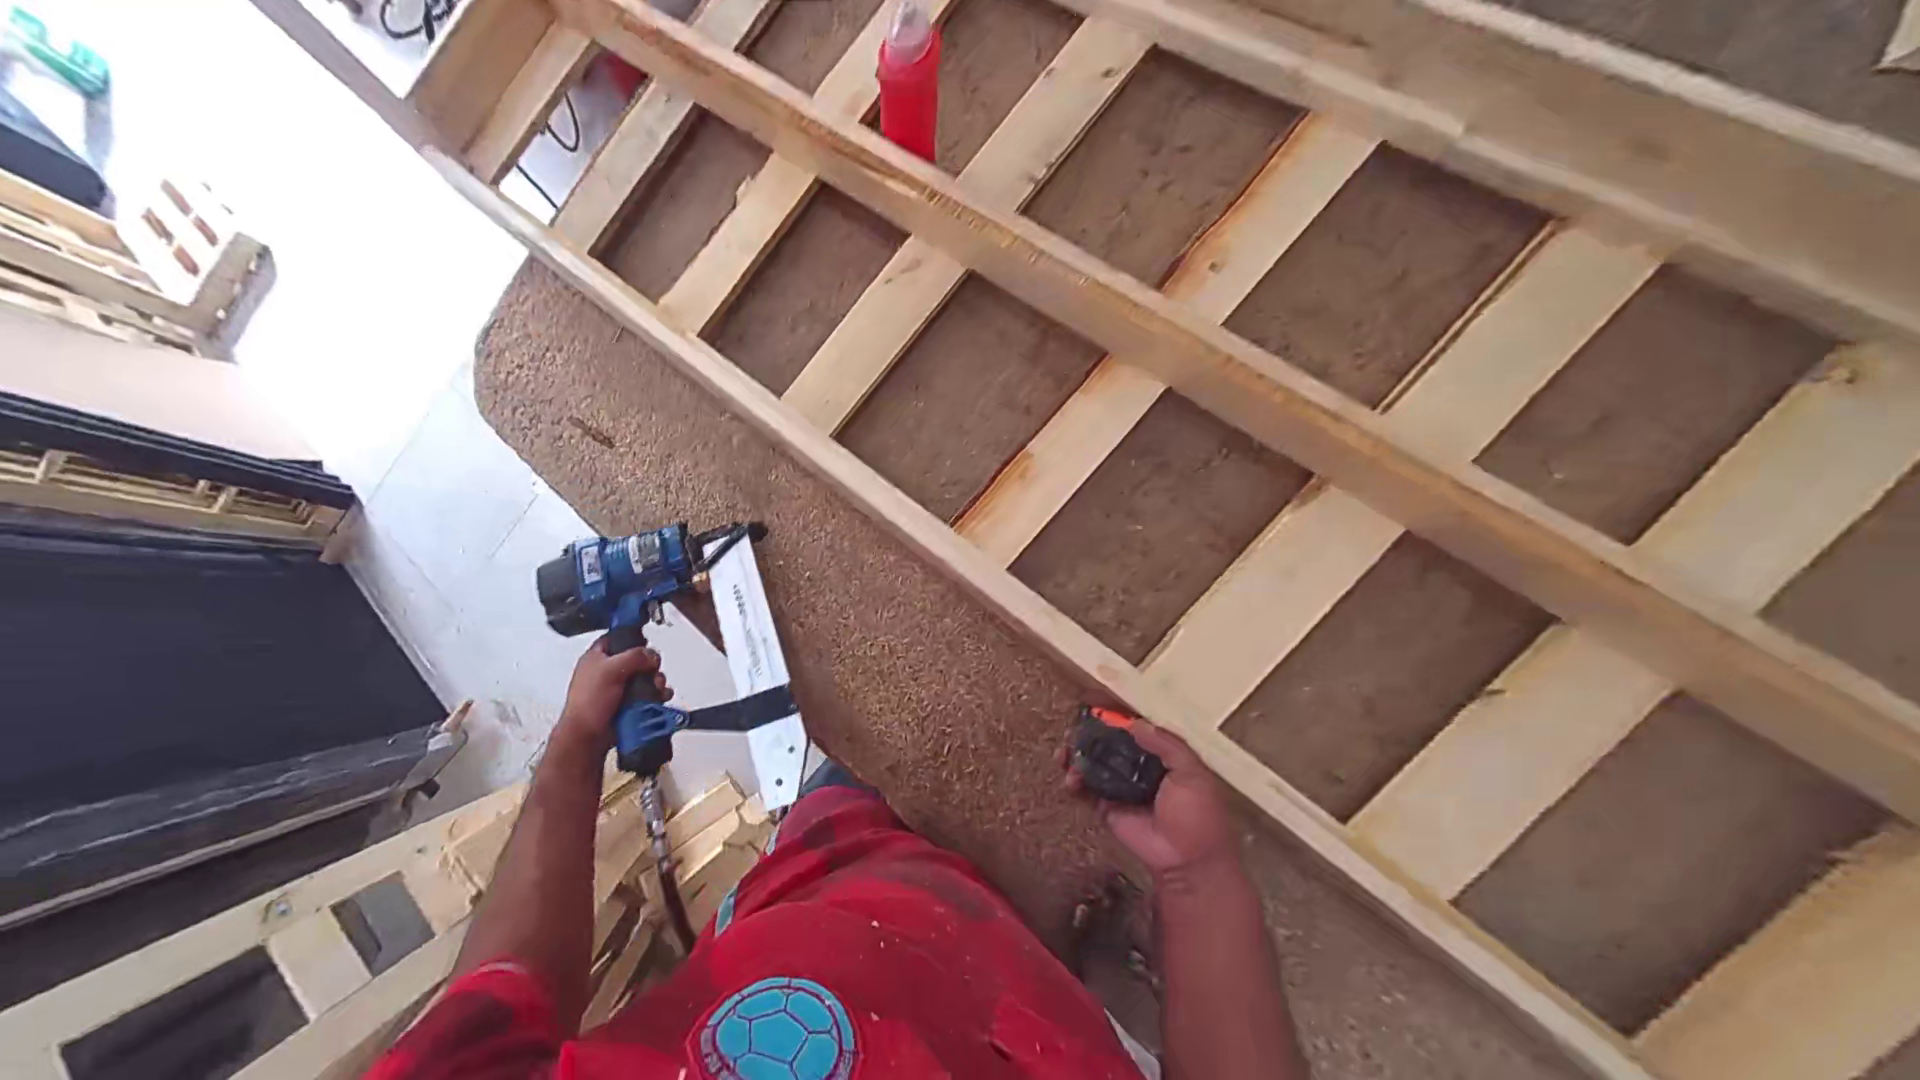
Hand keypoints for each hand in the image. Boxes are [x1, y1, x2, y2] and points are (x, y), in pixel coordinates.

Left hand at [555, 635, 671, 752]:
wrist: (590, 736)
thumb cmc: (589, 702)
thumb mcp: (610, 669)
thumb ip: (634, 656)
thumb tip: (652, 656)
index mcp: (597, 657)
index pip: (616, 638)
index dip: (630, 637)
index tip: (645, 642)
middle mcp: (609, 671)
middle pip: (639, 658)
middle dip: (650, 665)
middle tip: (651, 671)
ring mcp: (620, 688)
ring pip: (647, 676)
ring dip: (656, 680)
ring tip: (656, 688)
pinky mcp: (630, 702)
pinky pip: (650, 693)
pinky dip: (658, 694)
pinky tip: (659, 697)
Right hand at [1063, 719, 1239, 883]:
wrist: (1187, 861)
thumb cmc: (1197, 814)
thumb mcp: (1192, 774)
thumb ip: (1166, 745)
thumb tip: (1135, 722)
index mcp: (1160, 755)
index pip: (1134, 730)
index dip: (1115, 718)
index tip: (1094, 707)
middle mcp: (1137, 766)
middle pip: (1108, 743)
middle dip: (1088, 735)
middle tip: (1073, 731)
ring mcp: (1120, 786)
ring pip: (1093, 763)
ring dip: (1076, 755)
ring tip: (1064, 754)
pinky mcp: (1106, 806)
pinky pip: (1086, 789)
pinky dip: (1074, 781)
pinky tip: (1070, 778)